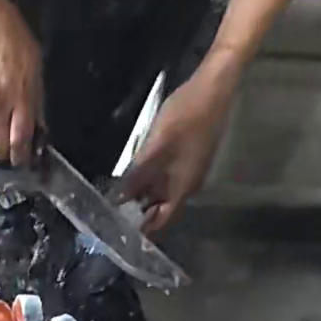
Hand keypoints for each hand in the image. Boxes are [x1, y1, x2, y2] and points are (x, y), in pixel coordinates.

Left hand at [120, 57, 240, 231]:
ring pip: (157, 194)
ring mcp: (184, 169)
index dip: (142, 232)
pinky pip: (159, 179)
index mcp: (183, 187)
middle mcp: (185, 183)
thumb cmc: (186, 116)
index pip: (162, 221)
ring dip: (137, 200)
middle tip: (106, 223)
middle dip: (135, 217)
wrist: (214, 82)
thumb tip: (115, 203)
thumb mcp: (154, 150)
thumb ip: (135, 178)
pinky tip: (124, 183)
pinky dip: (143, 185)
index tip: (118, 237)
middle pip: (158, 210)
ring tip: (109, 206)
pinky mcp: (181, 157)